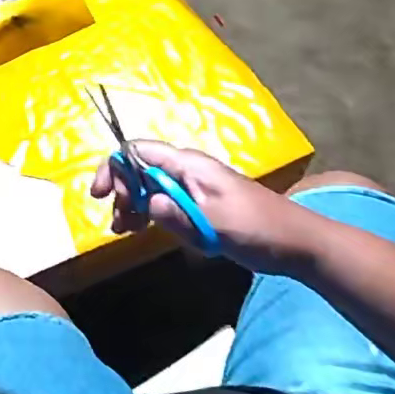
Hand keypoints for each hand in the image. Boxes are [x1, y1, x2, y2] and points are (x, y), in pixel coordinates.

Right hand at [90, 142, 318, 273]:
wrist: (294, 241)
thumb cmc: (256, 228)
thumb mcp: (215, 225)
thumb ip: (178, 214)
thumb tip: (147, 203)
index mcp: (190, 165)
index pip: (140, 151)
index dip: (115, 167)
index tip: (100, 195)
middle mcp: (187, 169)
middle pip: (140, 168)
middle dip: (122, 191)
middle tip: (119, 224)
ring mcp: (193, 185)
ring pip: (150, 186)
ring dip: (132, 204)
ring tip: (125, 231)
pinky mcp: (199, 203)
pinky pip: (165, 200)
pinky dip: (149, 213)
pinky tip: (142, 231)